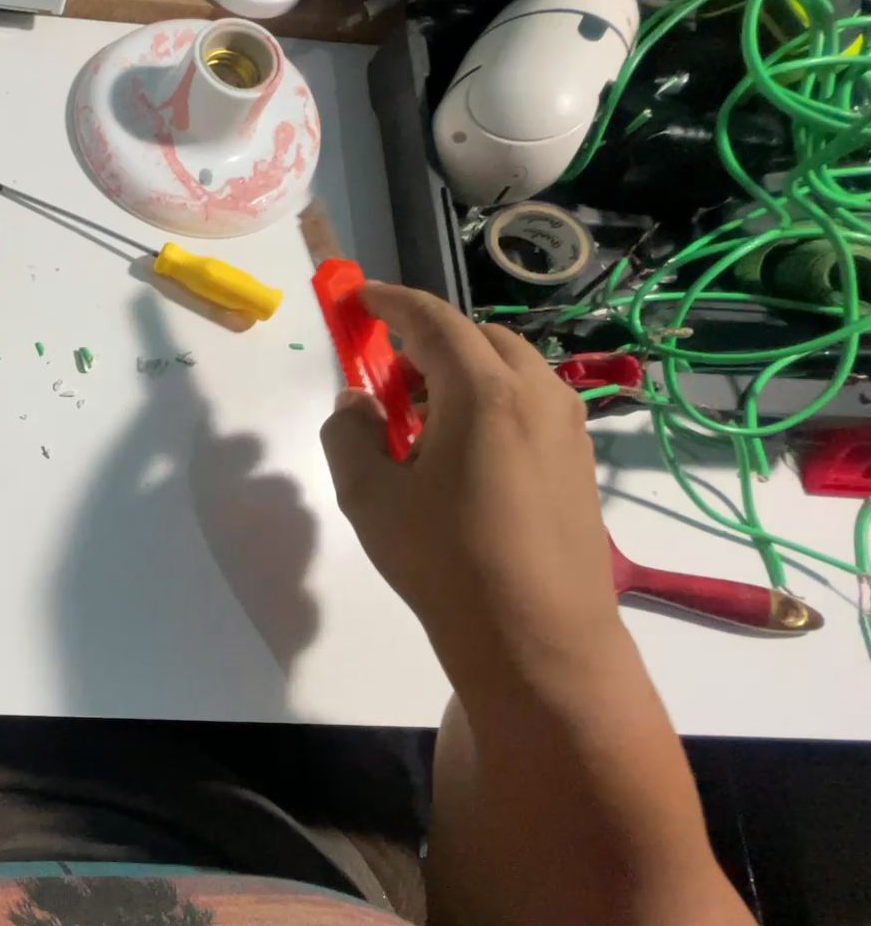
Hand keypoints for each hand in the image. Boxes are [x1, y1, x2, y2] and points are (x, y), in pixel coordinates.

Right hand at [320, 283, 620, 663]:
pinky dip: (485, 401)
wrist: (533, 629)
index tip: (357, 297)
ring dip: (457, 373)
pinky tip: (455, 452)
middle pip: (478, 338)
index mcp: (482, 393)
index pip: (433, 322)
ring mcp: (566, 425)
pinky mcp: (576, 458)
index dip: (391, 303)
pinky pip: (526, 402)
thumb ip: (349, 435)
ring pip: (508, 369)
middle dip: (426, 340)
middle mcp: (536, 393)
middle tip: (383, 375)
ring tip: (416, 420)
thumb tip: (355, 403)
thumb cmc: (440, 557)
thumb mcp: (369, 496)